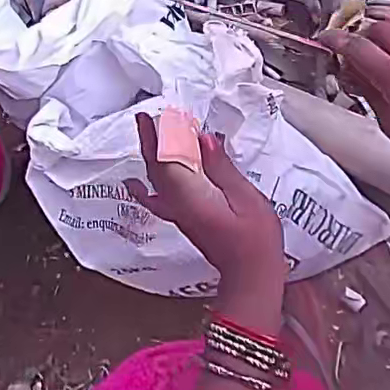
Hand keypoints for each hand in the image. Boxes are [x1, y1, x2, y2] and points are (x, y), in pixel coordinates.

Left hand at [132, 114, 286, 291]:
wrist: (251, 277)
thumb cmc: (255, 239)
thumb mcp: (246, 197)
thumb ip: (222, 167)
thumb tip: (203, 138)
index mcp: (190, 194)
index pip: (167, 158)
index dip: (163, 134)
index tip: (163, 112)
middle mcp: (177, 203)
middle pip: (155, 167)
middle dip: (150, 140)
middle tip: (145, 116)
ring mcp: (177, 214)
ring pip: (154, 180)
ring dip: (150, 155)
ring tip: (147, 134)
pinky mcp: (183, 219)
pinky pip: (156, 198)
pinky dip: (144, 188)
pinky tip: (134, 184)